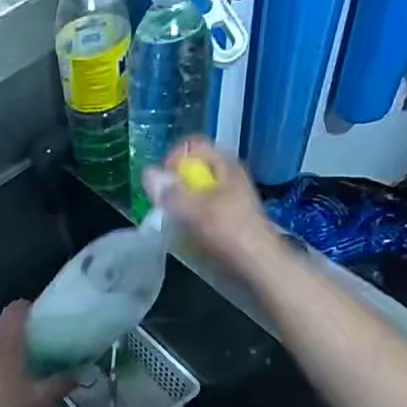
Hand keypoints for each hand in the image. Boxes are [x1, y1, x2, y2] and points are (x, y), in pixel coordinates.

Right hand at [143, 137, 283, 268]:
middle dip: (175, 182)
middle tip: (164, 202)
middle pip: (194, 168)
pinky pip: (203, 205)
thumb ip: (169, 191)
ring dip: (182, 201)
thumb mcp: (194, 208)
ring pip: (198, 188)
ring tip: (174, 218)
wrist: (258, 260)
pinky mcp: (230, 214)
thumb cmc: (229, 229)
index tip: (162, 181)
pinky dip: (192, 214)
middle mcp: (229, 174)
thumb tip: (148, 173)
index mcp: (225, 164)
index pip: (193, 145)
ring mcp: (231, 194)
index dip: (173, 158)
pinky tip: (188, 229)